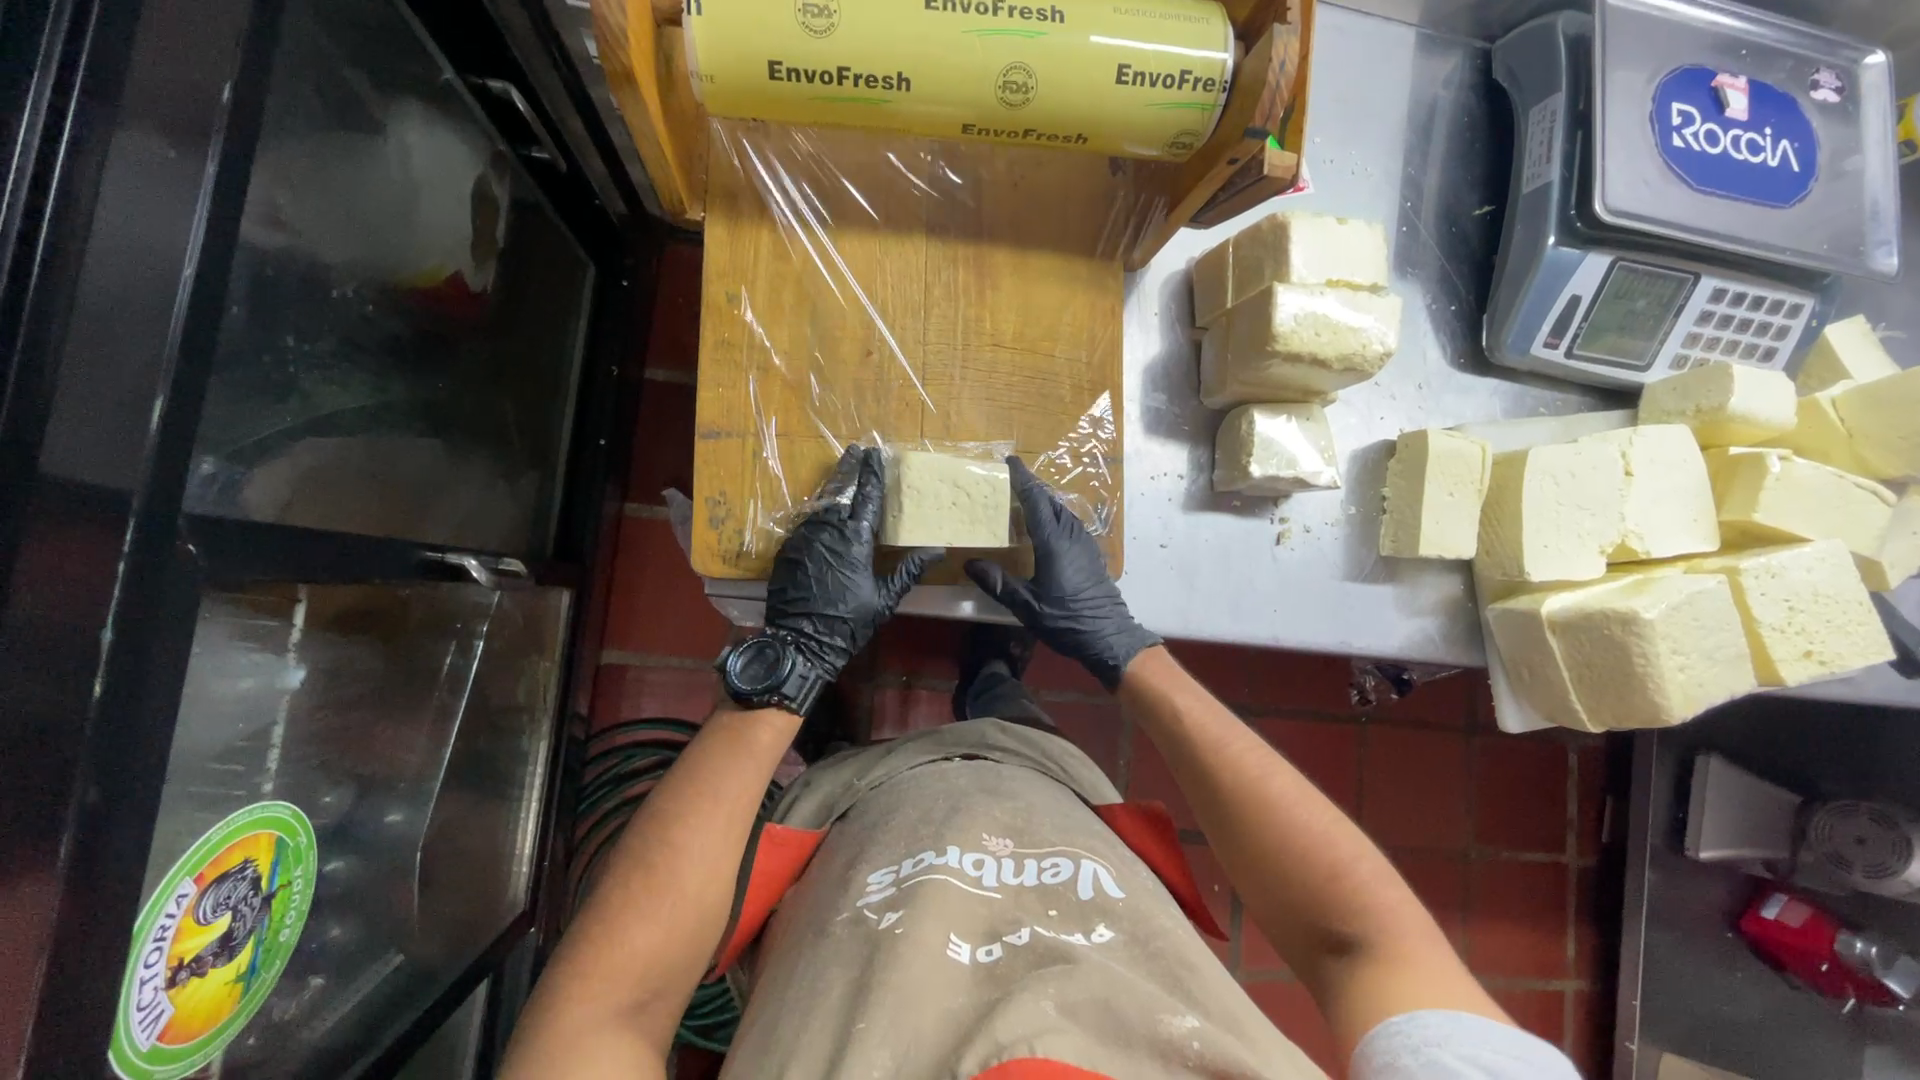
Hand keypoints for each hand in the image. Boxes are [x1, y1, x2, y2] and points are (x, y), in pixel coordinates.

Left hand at [765, 445, 942, 680]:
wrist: (800, 642)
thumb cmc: (848, 623)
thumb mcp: (885, 599)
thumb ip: (908, 570)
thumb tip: (938, 550)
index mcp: (855, 541)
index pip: (867, 498)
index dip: (873, 475)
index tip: (876, 454)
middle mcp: (828, 531)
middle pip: (840, 491)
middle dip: (849, 469)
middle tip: (855, 450)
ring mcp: (804, 538)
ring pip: (820, 504)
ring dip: (832, 486)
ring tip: (841, 471)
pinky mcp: (788, 549)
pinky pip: (806, 521)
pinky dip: (817, 509)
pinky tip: (822, 506)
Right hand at [965, 456, 1159, 690]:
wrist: (1108, 637)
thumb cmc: (1067, 622)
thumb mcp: (1027, 607)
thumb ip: (999, 583)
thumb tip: (969, 563)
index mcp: (1054, 544)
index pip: (1036, 502)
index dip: (1022, 480)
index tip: (1010, 461)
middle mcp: (1071, 537)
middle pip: (1050, 502)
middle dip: (1031, 486)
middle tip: (1010, 478)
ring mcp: (1084, 544)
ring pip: (1062, 511)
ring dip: (1043, 501)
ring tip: (1023, 497)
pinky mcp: (1090, 554)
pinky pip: (1069, 523)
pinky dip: (1053, 515)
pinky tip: (1044, 525)